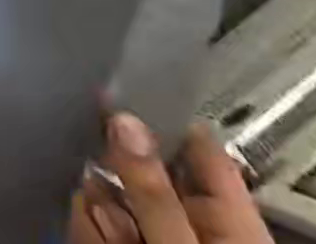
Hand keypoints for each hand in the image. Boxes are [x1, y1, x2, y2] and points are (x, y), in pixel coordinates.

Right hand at [68, 114, 273, 243]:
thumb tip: (121, 116)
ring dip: (96, 215)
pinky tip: (95, 242)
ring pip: (104, 193)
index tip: (114, 87)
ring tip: (113, 242)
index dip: (158, 111)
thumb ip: (154, 190)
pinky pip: (89, 223)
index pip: (195, 142)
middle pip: (135, 164)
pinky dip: (86, 232)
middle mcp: (189, 221)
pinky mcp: (116, 243)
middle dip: (110, 178)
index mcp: (229, 218)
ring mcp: (150, 236)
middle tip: (112, 211)